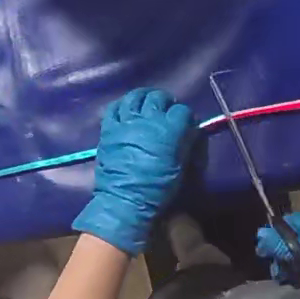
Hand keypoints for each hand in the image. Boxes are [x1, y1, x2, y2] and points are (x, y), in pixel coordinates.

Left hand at [72, 88, 194, 254]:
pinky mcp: (109, 129)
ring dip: (144, 97)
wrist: (125, 202)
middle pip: (158, 98)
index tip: (186, 123)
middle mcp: (147, 120)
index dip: (186, 116)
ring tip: (147, 104)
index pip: (182, 111)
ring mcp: (125, 122)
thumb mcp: (181, 168)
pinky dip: (122, 105)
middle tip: (167, 111)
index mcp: (168, 131)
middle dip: (166, 102)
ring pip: (135, 97)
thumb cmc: (157, 189)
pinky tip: (127, 110)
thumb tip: (190, 131)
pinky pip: (114, 108)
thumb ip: (186, 145)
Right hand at [256, 213, 299, 298]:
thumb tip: (259, 235)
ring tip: (285, 279)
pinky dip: (297, 276)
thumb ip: (282, 243)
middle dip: (278, 255)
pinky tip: (295, 284)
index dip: (273, 235)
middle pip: (287, 242)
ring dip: (286, 268)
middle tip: (276, 269)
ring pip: (294, 258)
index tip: (264, 250)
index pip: (285, 223)